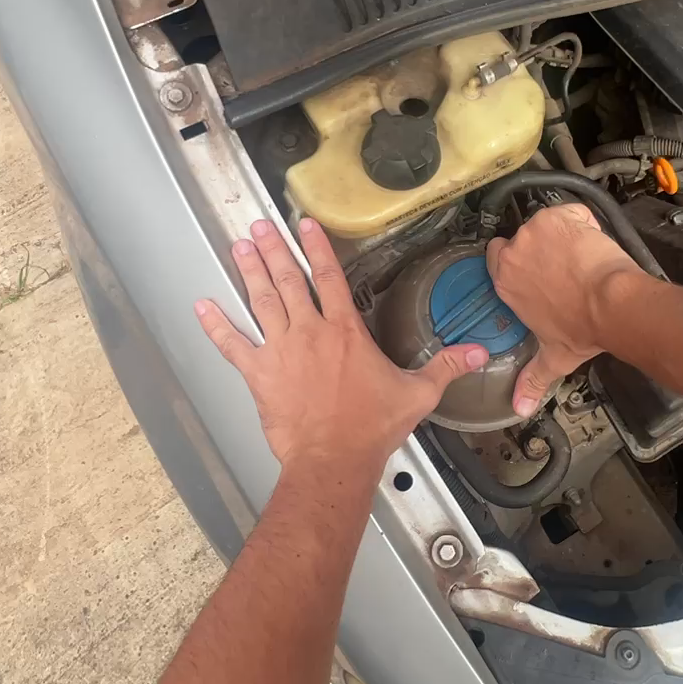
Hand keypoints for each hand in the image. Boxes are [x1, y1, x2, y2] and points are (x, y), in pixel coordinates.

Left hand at [196, 218, 487, 475]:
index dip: (317, 247)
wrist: (333, 460)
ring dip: (249, 272)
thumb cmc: (373, 426)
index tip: (304, 223)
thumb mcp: (418, 393)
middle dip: (274, 250)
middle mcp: (310, 332)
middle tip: (258, 224)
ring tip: (239, 246)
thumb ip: (446, 367)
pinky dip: (216, 326)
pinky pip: (233, 345)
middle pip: (288, 281)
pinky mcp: (259, 375)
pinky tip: (202, 306)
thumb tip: (481, 352)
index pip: (329, 277)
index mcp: (345, 331)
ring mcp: (280, 351)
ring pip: (261, 302)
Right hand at [485, 204, 648, 417]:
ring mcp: (536, 230)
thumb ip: (532, 381)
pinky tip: (593, 242)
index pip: (496, 257)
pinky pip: (571, 211)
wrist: (611, 303)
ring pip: (546, 224)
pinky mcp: (560, 216)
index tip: (535, 268)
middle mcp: (514, 253)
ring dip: (563, 234)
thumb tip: (520, 407)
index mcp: (505, 281)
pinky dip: (583, 221)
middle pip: (522, 239)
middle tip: (564, 265)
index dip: (517, 260)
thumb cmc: (583, 327)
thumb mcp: (553, 357)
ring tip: (582, 256)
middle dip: (540, 247)